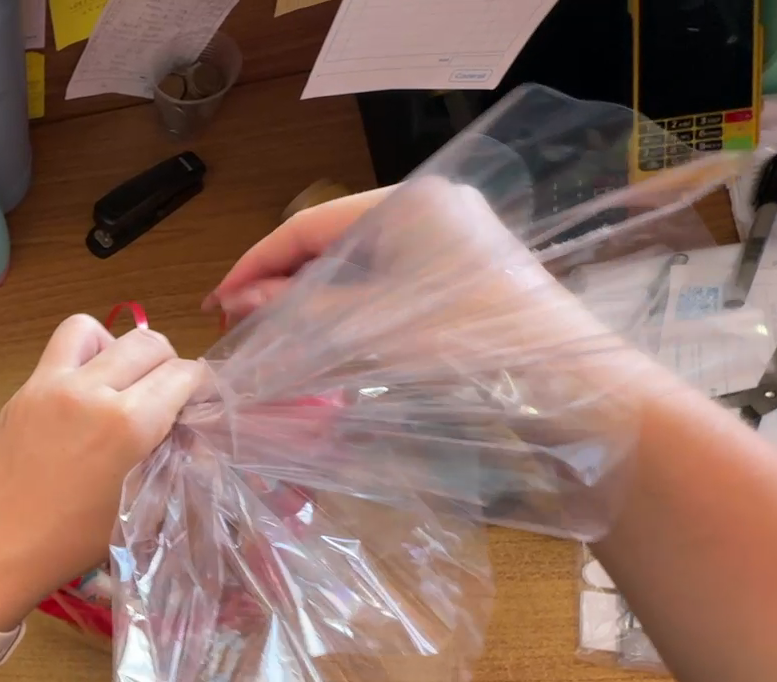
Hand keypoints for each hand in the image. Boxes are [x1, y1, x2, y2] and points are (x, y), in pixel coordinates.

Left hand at [0, 315, 205, 630]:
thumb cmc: (72, 543)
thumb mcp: (138, 507)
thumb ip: (167, 458)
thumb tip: (187, 430)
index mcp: (126, 424)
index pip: (183, 374)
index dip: (197, 388)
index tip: (192, 407)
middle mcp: (88, 391)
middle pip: (146, 342)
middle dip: (165, 365)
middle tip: (159, 396)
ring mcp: (47, 387)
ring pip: (92, 328)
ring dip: (113, 347)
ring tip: (114, 383)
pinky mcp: (20, 393)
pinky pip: (57, 353)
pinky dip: (77, 360)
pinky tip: (78, 398)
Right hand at [209, 179, 659, 397]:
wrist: (561, 383)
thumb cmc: (456, 343)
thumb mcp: (359, 325)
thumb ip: (290, 308)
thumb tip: (236, 301)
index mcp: (405, 203)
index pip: (304, 225)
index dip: (251, 264)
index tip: (215, 302)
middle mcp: (427, 207)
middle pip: (325, 241)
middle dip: (275, 281)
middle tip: (236, 320)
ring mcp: (445, 237)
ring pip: (348, 262)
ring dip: (303, 296)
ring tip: (266, 330)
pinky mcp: (455, 269)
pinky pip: (377, 278)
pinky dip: (338, 304)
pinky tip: (314, 332)